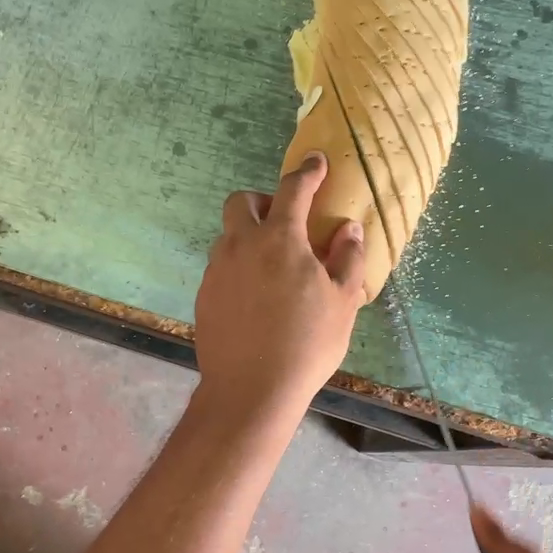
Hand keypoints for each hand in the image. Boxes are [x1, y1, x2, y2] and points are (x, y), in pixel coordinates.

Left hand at [193, 152, 367, 414]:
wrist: (250, 391)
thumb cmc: (306, 344)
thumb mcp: (342, 302)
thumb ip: (348, 259)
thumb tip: (348, 229)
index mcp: (279, 239)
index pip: (293, 190)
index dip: (307, 172)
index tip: (316, 161)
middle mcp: (241, 245)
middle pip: (240, 202)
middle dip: (262, 201)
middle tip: (285, 224)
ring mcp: (217, 270)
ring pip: (228, 235)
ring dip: (248, 236)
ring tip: (273, 267)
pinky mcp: (204, 296)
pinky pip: (221, 266)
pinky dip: (238, 267)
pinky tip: (256, 298)